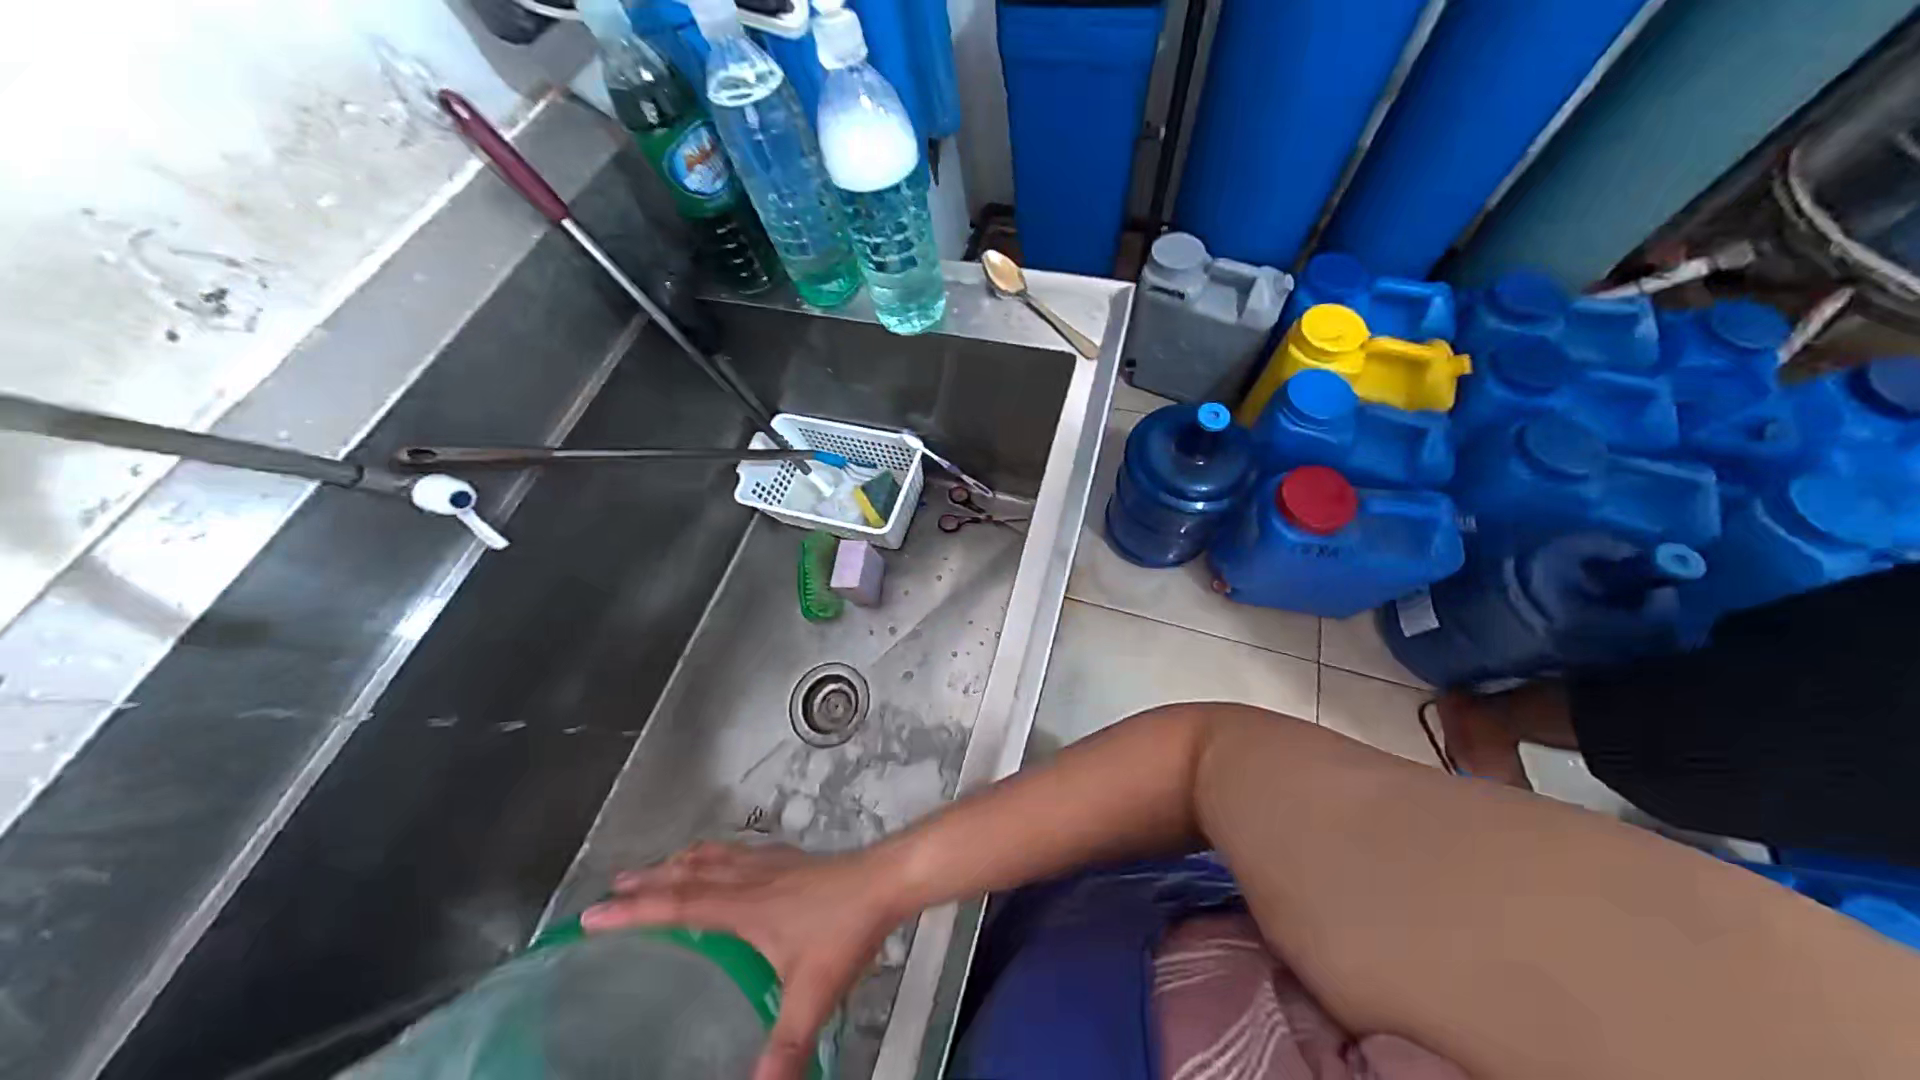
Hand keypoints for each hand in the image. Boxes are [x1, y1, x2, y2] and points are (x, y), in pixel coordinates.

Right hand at [581, 842, 908, 1079]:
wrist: (883, 881)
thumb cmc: (845, 931)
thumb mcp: (813, 994)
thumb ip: (786, 1044)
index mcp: (744, 908)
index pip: (678, 906)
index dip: (634, 911)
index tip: (592, 914)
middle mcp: (751, 879)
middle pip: (690, 874)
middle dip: (648, 880)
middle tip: (613, 883)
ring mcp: (773, 864)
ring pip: (716, 856)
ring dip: (681, 861)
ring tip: (659, 865)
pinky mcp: (792, 859)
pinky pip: (742, 851)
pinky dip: (718, 852)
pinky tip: (727, 857)